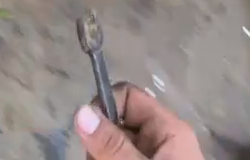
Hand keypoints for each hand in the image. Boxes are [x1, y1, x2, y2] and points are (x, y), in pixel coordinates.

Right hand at [73, 84, 206, 159]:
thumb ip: (113, 144)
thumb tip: (80, 111)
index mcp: (169, 128)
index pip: (128, 96)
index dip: (105, 107)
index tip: (86, 129)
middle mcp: (161, 140)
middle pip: (116, 123)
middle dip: (99, 139)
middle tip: (94, 158)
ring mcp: (152, 157)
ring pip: (113, 144)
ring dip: (100, 154)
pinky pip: (118, 157)